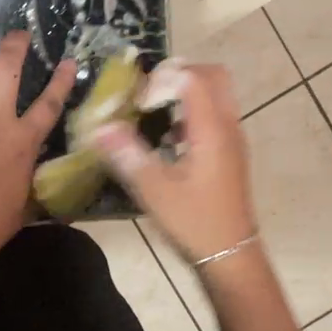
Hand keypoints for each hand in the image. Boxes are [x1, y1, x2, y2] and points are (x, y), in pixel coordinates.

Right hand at [88, 59, 257, 262]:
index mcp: (211, 130)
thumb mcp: (154, 189)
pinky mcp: (229, 153)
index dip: (163, 79)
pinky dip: (192, 112)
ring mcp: (232, 140)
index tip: (139, 102)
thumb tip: (100, 126)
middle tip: (149, 93)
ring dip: (186, 92)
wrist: (231, 255)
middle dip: (179, 75)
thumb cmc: (194, 222)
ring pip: (216, 95)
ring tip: (153, 111)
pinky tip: (167, 138)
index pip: (192, 78)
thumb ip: (127, 153)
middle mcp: (227, 127)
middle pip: (213, 76)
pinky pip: (215, 115)